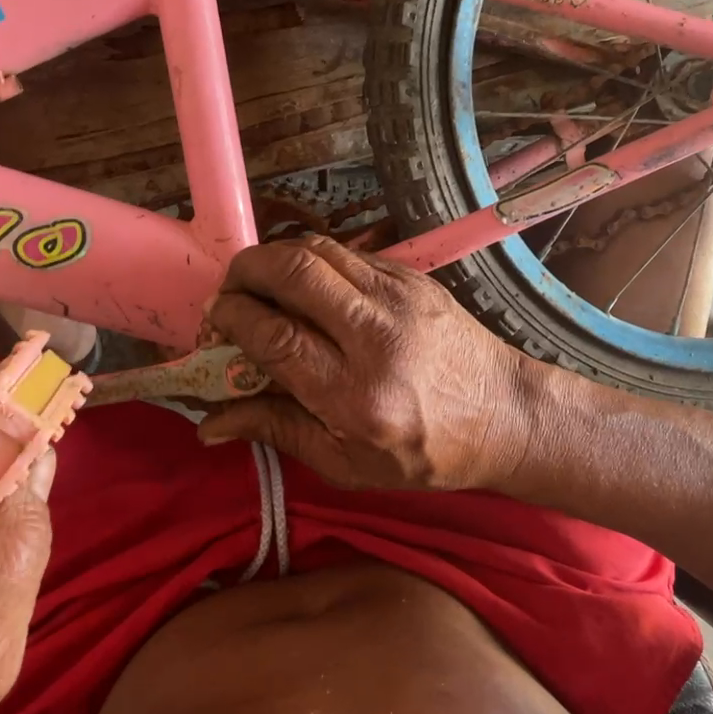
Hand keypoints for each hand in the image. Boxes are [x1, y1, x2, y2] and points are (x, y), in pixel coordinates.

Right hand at [197, 237, 541, 491]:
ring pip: (318, 249)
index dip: (233, 318)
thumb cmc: (425, 453)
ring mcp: (398, 295)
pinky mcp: (412, 275)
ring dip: (275, 258)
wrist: (505, 413)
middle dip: (245, 272)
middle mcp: (375, 334)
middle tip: (230, 292)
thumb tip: (208, 423)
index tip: (215, 322)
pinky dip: (313, 261)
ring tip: (260, 284)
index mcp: (355, 394)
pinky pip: (347, 253)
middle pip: (292, 271)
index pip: (275, 335)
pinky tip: (306, 287)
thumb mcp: (347, 464)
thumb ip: (276, 431)